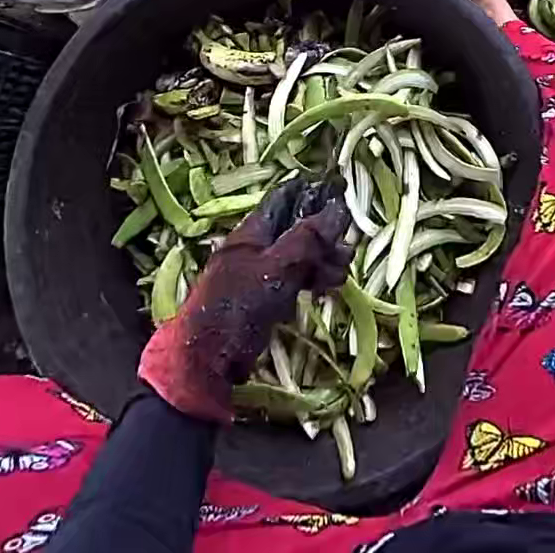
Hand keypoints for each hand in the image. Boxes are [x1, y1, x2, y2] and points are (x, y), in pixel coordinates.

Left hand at [137, 175, 350, 421]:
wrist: (208, 362)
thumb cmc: (240, 306)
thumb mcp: (278, 268)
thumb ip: (309, 239)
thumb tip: (339, 209)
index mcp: (253, 230)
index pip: (286, 197)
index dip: (313, 193)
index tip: (341, 195)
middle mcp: (255, 246)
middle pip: (296, 229)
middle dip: (324, 237)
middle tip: (346, 250)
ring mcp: (258, 272)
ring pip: (298, 256)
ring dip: (322, 261)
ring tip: (340, 275)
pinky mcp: (262, 298)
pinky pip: (292, 279)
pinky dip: (310, 280)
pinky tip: (325, 289)